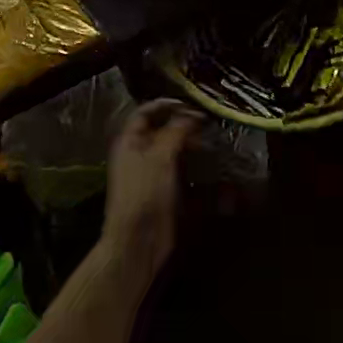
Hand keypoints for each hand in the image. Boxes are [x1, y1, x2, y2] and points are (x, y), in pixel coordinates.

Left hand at [103, 100, 198, 265]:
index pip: (145, 112)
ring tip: (212, 141)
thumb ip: (175, 132)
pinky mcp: (163, 191)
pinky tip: (210, 164)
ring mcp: (150, 173)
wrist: (138, 240)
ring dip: (190, 145)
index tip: (191, 103)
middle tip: (208, 123)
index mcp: (129, 140)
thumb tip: (191, 113)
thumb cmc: (145, 193)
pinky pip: (179, 171)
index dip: (166, 104)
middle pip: (160, 131)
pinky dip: (193, 165)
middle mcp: (138, 153)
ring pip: (172, 151)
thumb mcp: (160, 156)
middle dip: (183, 125)